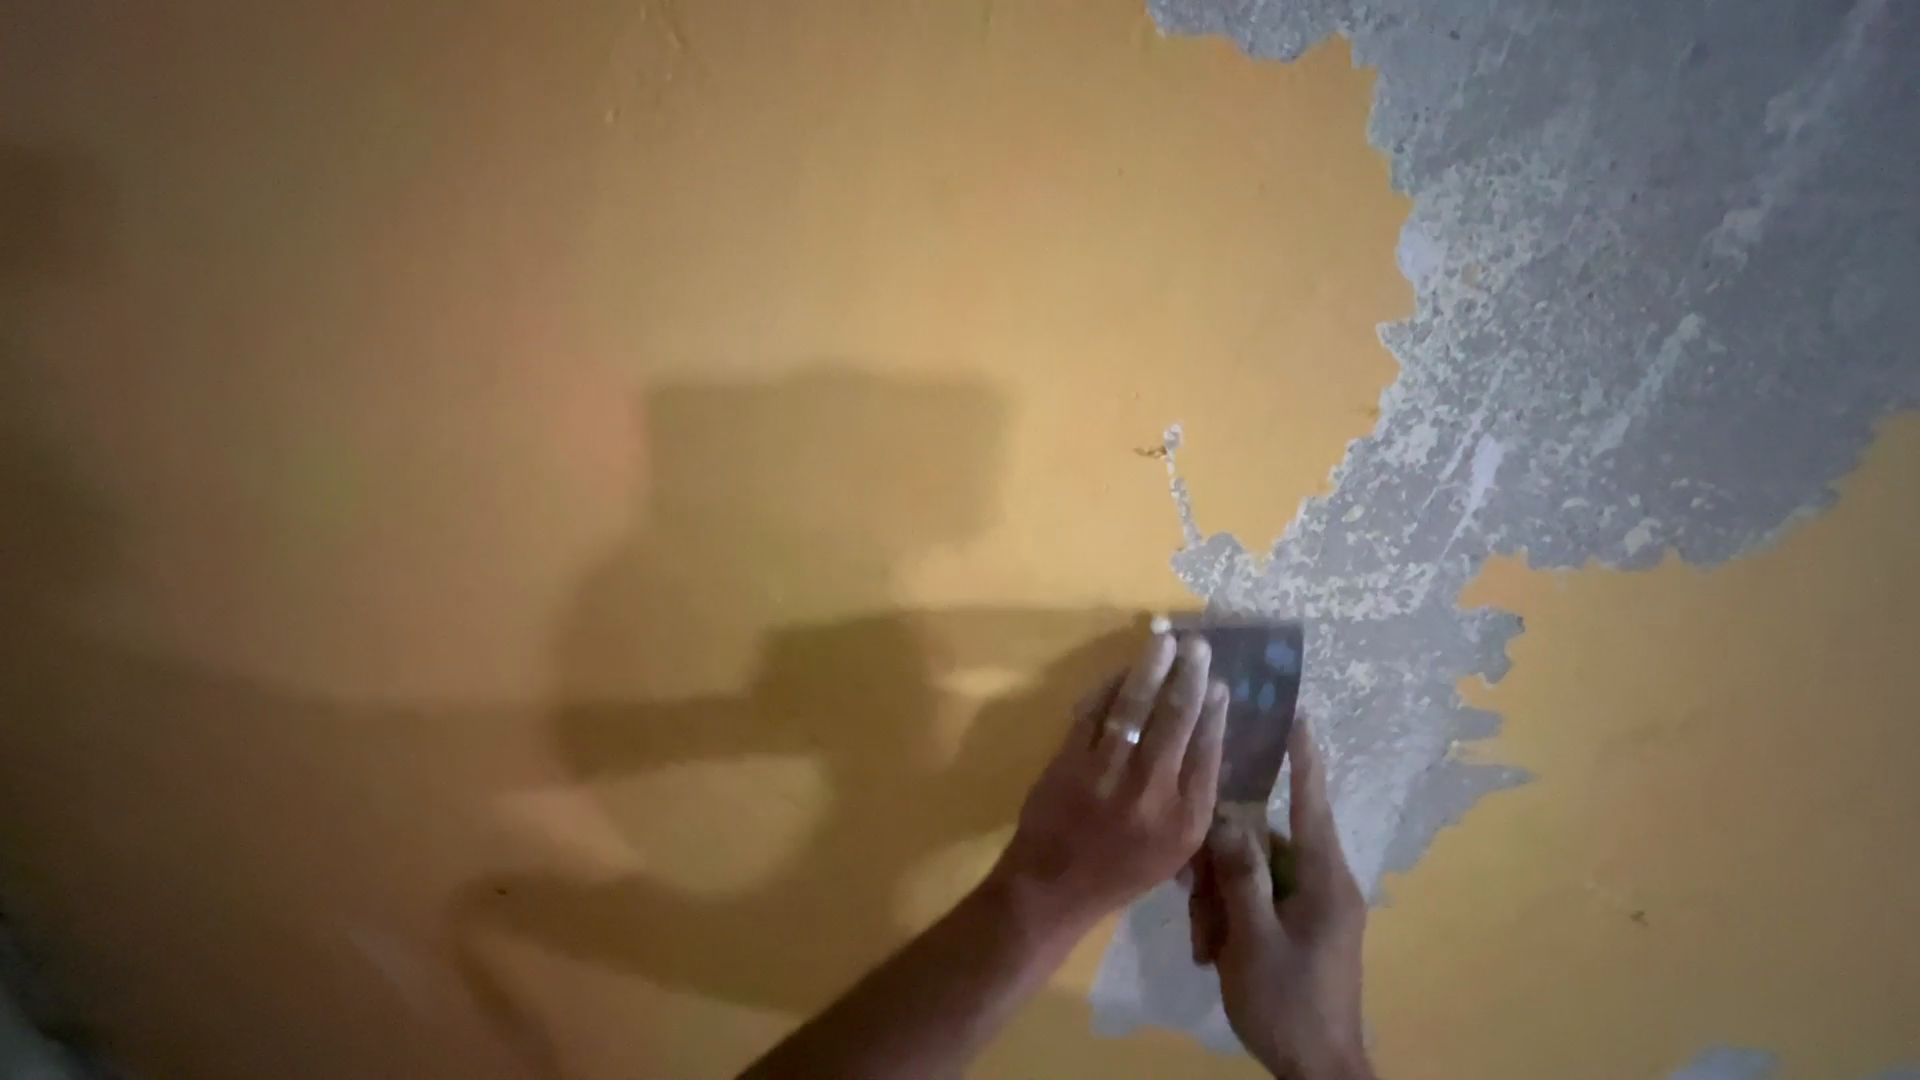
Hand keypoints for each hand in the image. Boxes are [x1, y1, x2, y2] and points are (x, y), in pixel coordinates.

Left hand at [989, 631, 1228, 928]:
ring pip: (1135, 708)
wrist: (1054, 886)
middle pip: (1176, 720)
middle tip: (1198, 645)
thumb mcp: (1175, 849)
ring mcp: (1107, 773)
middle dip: (1188, 677)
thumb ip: (1194, 798)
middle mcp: (1151, 792)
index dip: (1214, 713)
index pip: (1208, 752)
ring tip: (1164, 640)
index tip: (1219, 683)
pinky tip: (1121, 670)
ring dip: (1151, 669)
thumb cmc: (1122, 870)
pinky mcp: (1070, 760)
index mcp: (1185, 819)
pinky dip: (1109, 687)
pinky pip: (1093, 712)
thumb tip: (1206, 738)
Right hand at [1188, 718, 1373, 1079]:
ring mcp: (1309, 903)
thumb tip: (1225, 815)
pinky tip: (1211, 947)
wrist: (1320, 1074)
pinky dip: (1228, 914)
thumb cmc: (1290, 1004)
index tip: (1298, 713)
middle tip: (1193, 895)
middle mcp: (1321, 880)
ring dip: (1220, 896)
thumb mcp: (1254, 940)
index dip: (1303, 757)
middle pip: (1262, 840)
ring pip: (1251, 869)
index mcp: (1324, 878)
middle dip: (1222, 860)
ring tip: (1204, 940)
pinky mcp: (1296, 922)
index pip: (1312, 801)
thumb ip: (1240, 874)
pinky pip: (1255, 896)